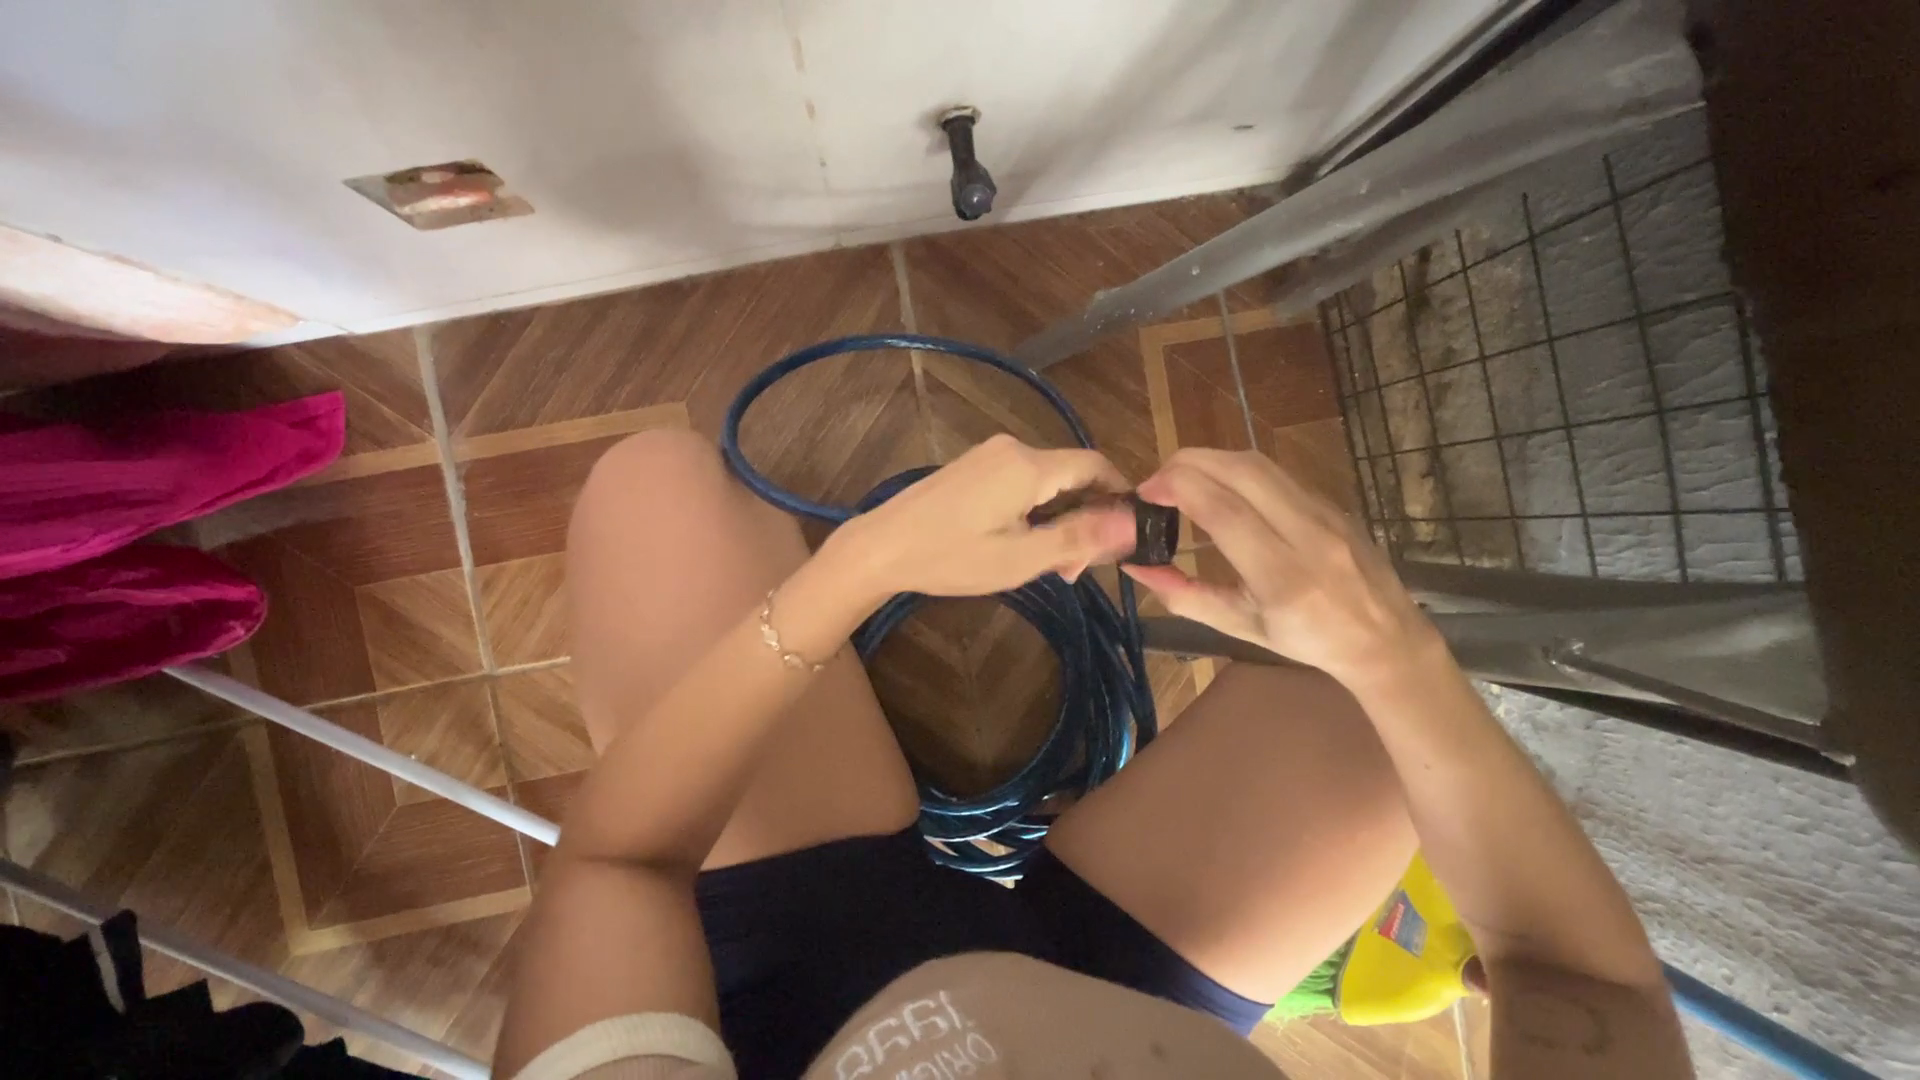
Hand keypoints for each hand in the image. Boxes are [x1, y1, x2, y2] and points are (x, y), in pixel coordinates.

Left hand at [834, 434, 1137, 598]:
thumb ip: (1080, 537)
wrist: (880, 547)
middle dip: (1084, 518)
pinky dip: (1033, 511)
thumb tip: (1134, 524)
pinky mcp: (972, 467)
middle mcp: (1013, 447)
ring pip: (1046, 481)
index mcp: (1030, 464)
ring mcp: (989, 455)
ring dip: (1058, 519)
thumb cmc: (951, 557)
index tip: (1126, 537)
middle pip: (1072, 474)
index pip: (1097, 465)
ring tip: (1049, 565)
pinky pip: (1020, 482)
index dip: (1120, 497)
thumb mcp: (1021, 557)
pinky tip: (1022, 544)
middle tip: (1074, 570)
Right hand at [1124, 448, 1440, 686]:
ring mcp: (1325, 512)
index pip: (1224, 512)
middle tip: (1156, 481)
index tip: (1146, 493)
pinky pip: (1275, 472)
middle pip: (1241, 471)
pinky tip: (1216, 484)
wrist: (1385, 638)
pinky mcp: (1330, 500)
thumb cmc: (1306, 641)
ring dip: (1209, 459)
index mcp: (1283, 578)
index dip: (1178, 489)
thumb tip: (1136, 567)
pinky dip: (1234, 468)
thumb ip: (1185, 596)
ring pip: (1258, 463)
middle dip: (1187, 463)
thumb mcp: (1240, 628)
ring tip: (1179, 478)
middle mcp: (1308, 535)